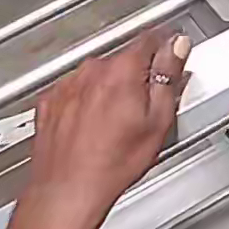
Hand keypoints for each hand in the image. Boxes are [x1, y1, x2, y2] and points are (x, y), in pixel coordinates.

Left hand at [16, 28, 192, 228]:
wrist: (68, 190)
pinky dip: (88, 100)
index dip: (166, 44)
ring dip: (112, 88)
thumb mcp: (158, 120)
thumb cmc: (111, 164)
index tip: (172, 52)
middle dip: (139, 75)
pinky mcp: (51, 100)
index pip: (150, 38)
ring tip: (120, 122)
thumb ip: (169, 76)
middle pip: (125, 58)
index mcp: (122, 71)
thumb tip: (177, 48)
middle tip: (148, 105)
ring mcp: (68, 85)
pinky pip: (77, 90)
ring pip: (100, 74)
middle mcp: (92, 71)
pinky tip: (96, 126)